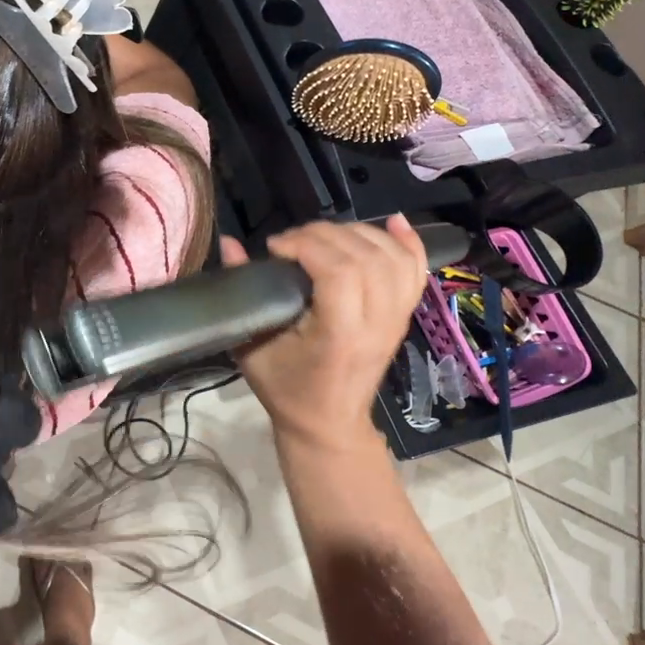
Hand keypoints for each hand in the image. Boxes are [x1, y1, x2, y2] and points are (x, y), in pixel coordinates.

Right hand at [228, 216, 427, 453]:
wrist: (328, 424)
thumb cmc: (285, 389)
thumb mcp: (250, 347)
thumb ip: (244, 292)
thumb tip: (229, 244)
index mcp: (340, 335)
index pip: (340, 271)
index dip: (306, 245)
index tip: (274, 249)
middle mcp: (377, 323)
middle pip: (365, 257)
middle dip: (323, 234)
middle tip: (291, 242)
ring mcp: (396, 319)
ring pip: (392, 258)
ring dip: (356, 233)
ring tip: (322, 236)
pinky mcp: (403, 316)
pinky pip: (415, 271)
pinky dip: (407, 242)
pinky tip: (392, 221)